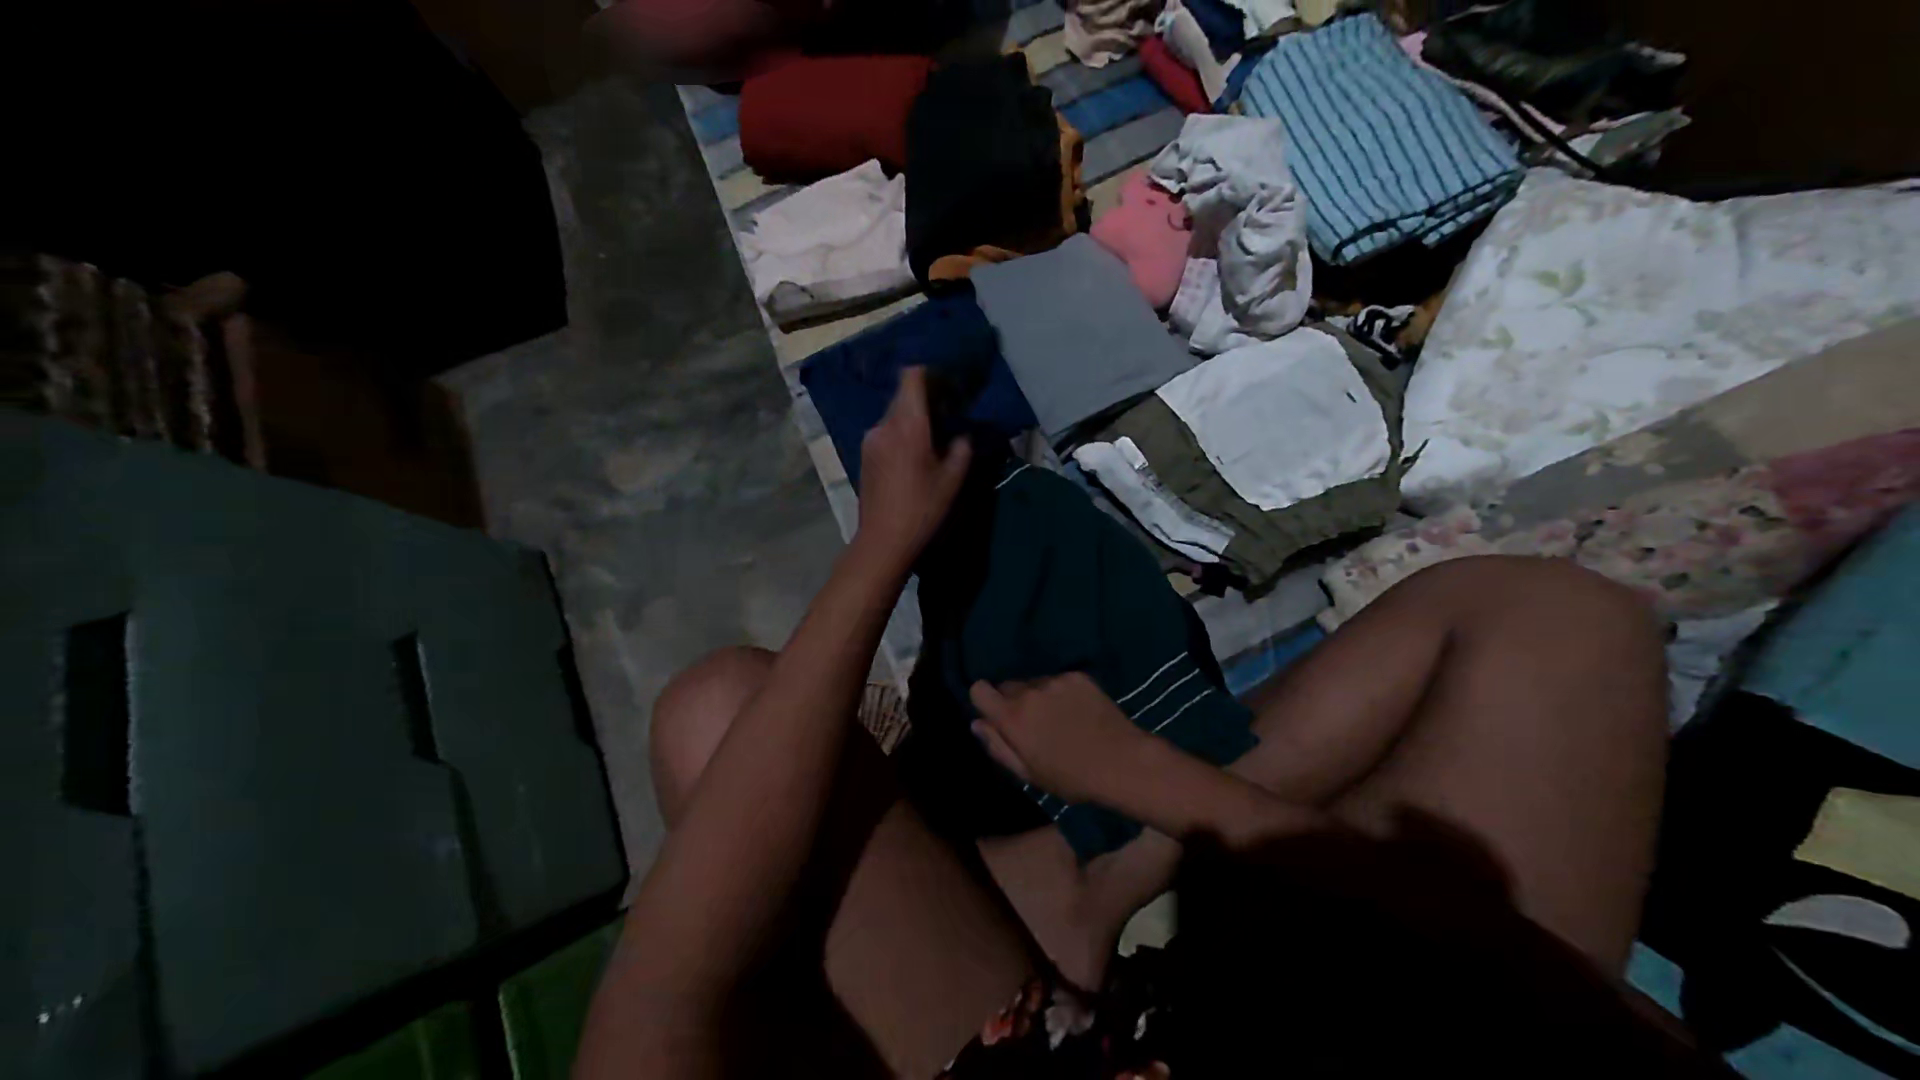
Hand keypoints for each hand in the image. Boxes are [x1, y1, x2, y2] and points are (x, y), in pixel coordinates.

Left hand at [855, 367, 971, 565]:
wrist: (883, 540)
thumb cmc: (921, 509)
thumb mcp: (952, 480)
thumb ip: (961, 448)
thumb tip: (962, 434)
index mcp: (907, 425)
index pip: (911, 377)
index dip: (929, 372)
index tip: (947, 380)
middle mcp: (884, 425)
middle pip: (903, 395)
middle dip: (925, 397)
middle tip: (948, 410)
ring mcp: (870, 439)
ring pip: (895, 414)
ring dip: (913, 417)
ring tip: (934, 434)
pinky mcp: (865, 454)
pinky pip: (886, 431)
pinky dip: (902, 431)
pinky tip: (916, 451)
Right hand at [969, 673, 1155, 806]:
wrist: (1122, 762)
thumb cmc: (1071, 777)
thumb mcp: (1028, 773)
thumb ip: (997, 746)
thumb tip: (976, 723)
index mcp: (1012, 717)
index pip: (979, 689)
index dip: (984, 701)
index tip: (996, 716)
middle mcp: (1029, 691)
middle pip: (1007, 685)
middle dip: (1012, 701)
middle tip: (1032, 724)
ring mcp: (1055, 681)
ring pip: (1034, 683)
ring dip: (1038, 696)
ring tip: (1060, 719)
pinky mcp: (1077, 676)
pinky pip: (1058, 680)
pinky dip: (1061, 693)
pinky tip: (1078, 711)